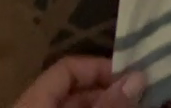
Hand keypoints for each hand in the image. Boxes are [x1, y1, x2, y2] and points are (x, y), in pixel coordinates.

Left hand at [12, 57, 145, 107]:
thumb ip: (106, 104)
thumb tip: (139, 76)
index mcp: (32, 99)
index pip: (68, 67)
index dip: (99, 67)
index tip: (129, 75)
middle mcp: (32, 105)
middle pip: (72, 90)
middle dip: (106, 91)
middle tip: (137, 96)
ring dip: (103, 105)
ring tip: (131, 106)